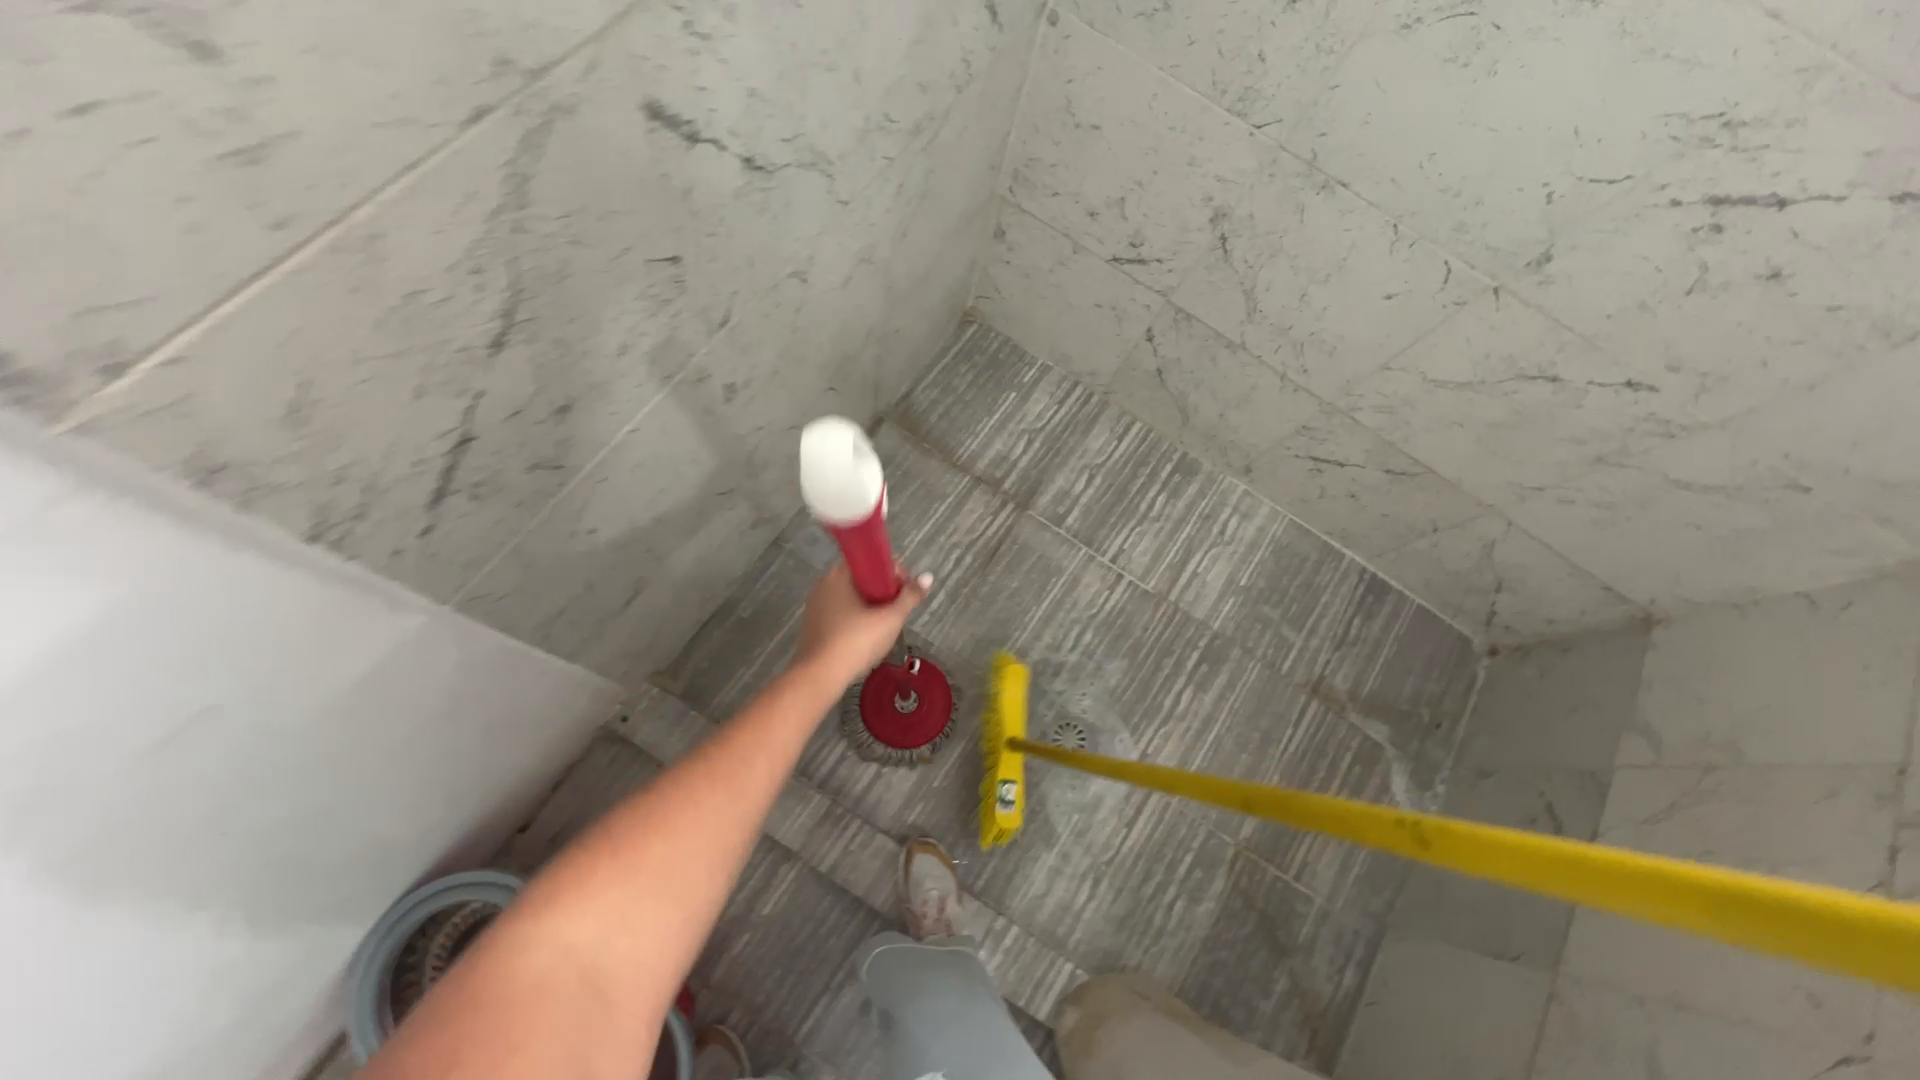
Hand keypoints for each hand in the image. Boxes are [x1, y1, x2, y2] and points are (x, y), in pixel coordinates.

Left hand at [793, 564, 930, 685]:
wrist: (820, 676)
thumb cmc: (857, 641)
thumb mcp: (890, 618)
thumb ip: (910, 596)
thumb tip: (928, 577)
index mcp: (839, 575)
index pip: (872, 561)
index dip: (893, 573)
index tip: (905, 592)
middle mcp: (824, 584)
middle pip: (862, 579)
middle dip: (883, 592)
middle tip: (898, 612)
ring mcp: (815, 605)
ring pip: (851, 598)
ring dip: (870, 607)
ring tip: (885, 627)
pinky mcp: (813, 625)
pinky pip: (840, 614)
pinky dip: (855, 620)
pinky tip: (865, 638)